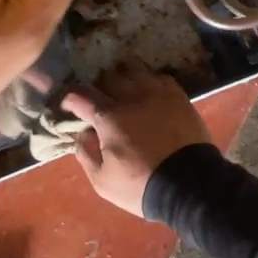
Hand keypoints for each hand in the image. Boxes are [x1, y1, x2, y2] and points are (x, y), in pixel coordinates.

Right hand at [61, 69, 212, 216]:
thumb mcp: (102, 181)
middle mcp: (131, 98)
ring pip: (134, 71)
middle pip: (108, 78)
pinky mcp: (179, 97)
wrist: (189, 185)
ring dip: (124, 80)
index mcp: (109, 118)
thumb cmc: (141, 186)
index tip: (68, 105)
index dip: (69, 98)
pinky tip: (149, 94)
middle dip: (99, 88)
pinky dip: (150, 82)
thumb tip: (82, 133)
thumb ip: (86, 154)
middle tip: (100, 102)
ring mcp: (157, 94)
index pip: (80, 95)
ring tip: (125, 93)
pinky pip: (159, 78)